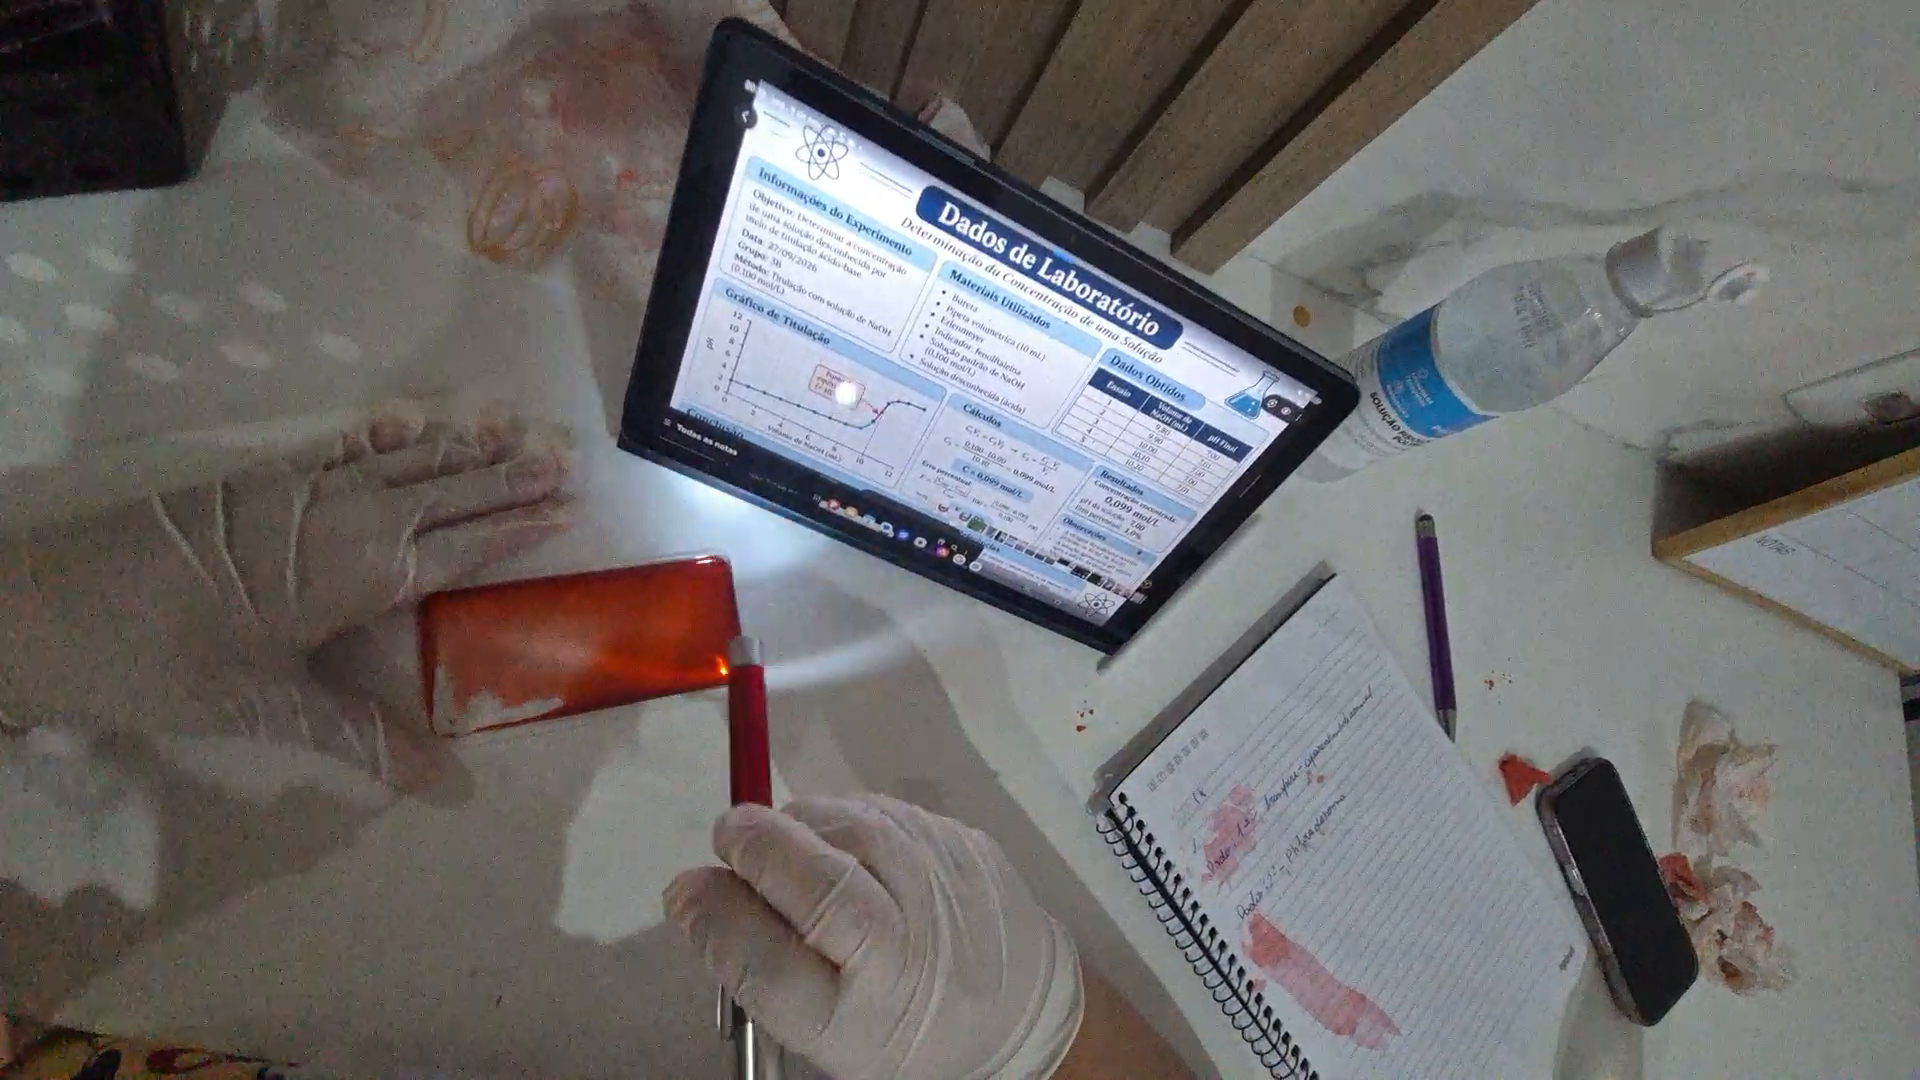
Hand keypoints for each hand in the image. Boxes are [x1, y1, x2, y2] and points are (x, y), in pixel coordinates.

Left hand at [0, 404, 573, 786]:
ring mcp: (306, 488)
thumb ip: (364, 738)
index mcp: (362, 573)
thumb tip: (451, 790)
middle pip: (452, 494)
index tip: (572, 508)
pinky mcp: (264, 475)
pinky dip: (390, 431)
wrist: (20, 609)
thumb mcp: (266, 707)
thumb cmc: (157, 665)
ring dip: (467, 447)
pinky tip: (416, 417)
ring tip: (517, 428)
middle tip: (567, 457)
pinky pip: (347, 445)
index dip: (522, 526)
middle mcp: (349, 520)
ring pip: (410, 462)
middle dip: (513, 477)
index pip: (467, 544)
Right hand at [665, 796, 1084, 1079]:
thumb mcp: (829, 1028)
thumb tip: (697, 890)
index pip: (770, 967)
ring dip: (800, 822)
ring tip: (783, 837)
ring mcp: (944, 884)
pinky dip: (845, 816)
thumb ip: (763, 963)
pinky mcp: (963, 840)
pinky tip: (840, 836)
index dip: (718, 920)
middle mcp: (909, 946)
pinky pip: (885, 810)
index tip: (685, 888)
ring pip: (851, 827)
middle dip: (758, 846)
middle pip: (820, 883)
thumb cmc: (908, 1027)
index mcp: (866, 1020)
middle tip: (727, 835)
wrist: (1020, 1004)